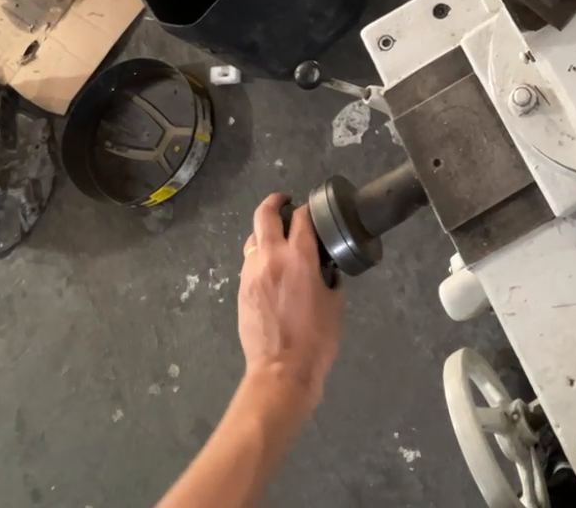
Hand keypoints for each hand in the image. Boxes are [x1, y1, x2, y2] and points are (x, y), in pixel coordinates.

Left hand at [237, 194, 343, 415]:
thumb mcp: (335, 301)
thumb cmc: (317, 339)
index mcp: (299, 257)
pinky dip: (260, 257)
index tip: (315, 209)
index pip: (302, 216)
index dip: (310, 208)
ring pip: (253, 238)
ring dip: (265, 233)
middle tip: (286, 202)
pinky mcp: (241, 290)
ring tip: (278, 240)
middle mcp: (271, 257)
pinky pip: (249, 262)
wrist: (281, 372)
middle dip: (275, 202)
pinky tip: (272, 270)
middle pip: (265, 214)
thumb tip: (324, 266)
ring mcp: (251, 273)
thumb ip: (328, 275)